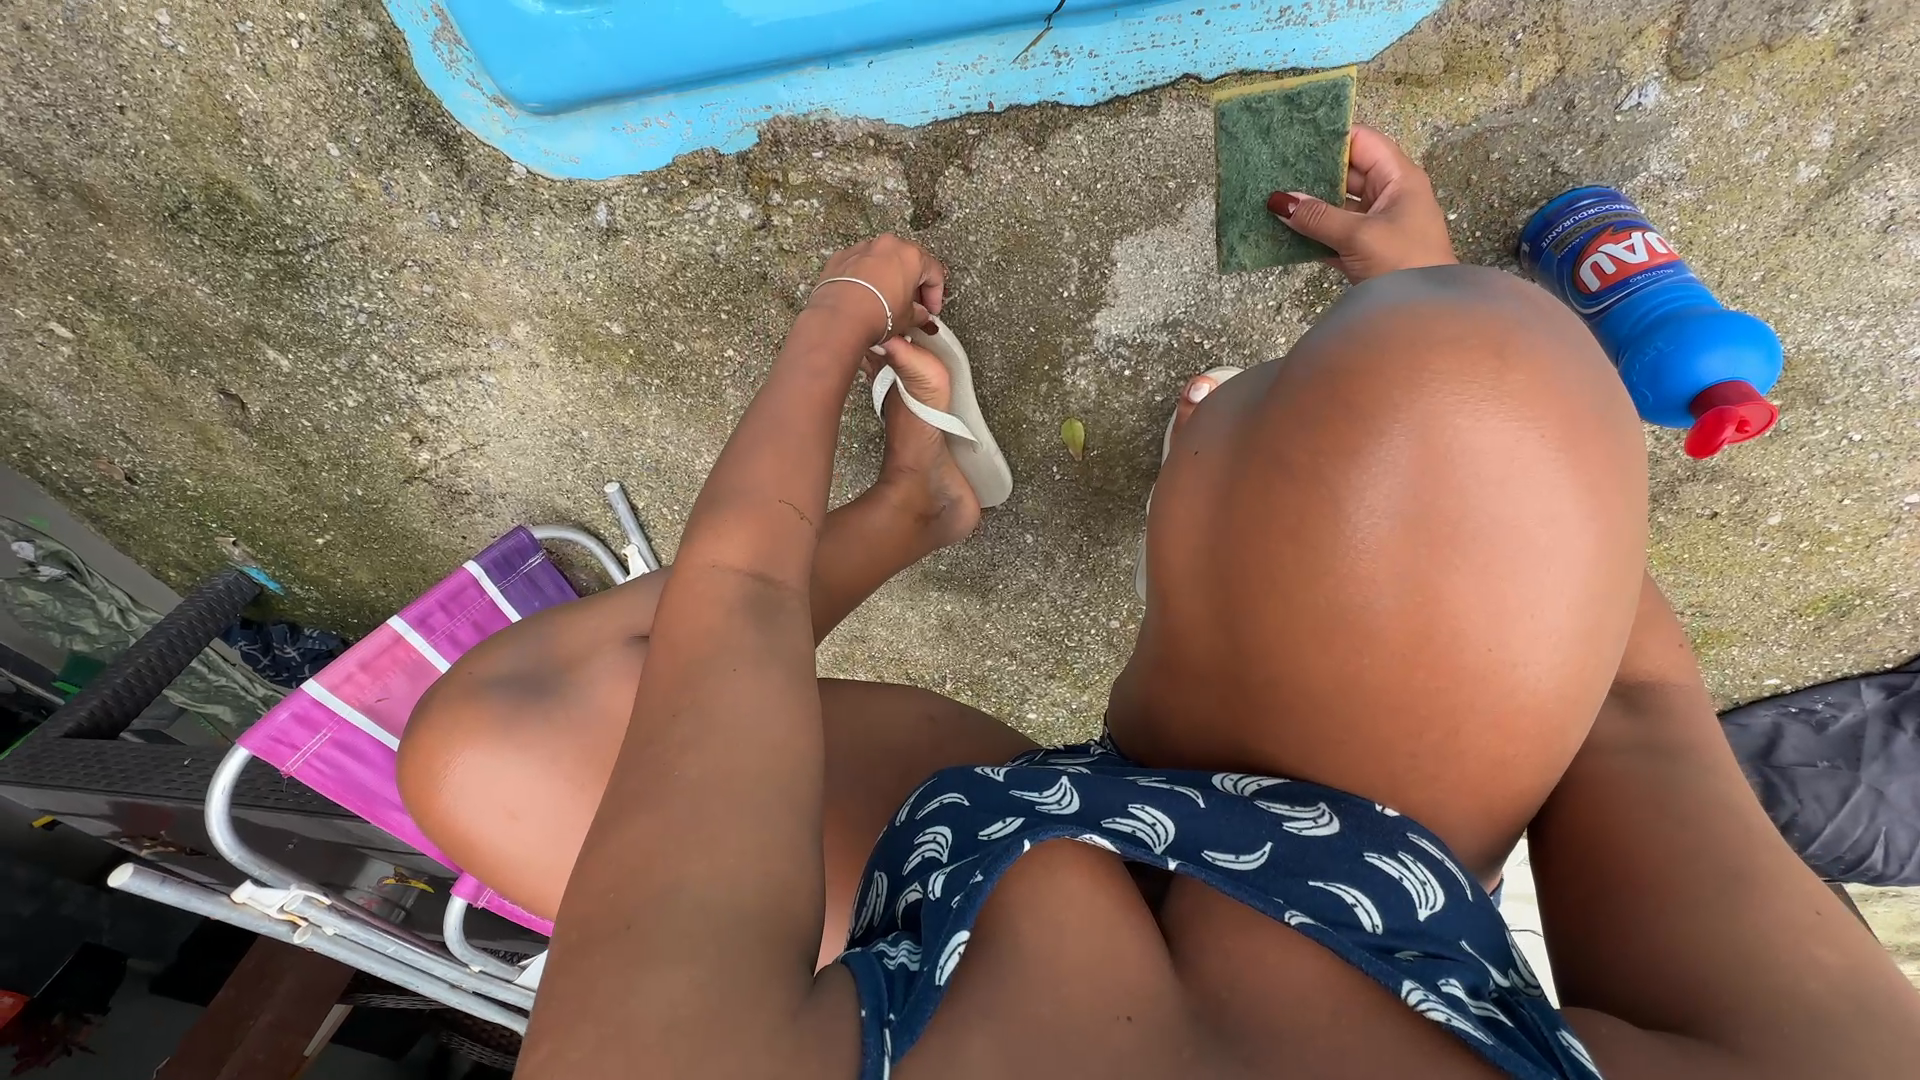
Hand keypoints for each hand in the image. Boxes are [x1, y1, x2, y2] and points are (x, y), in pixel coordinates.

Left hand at [809, 234, 946, 342]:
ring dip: (889, 279)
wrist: (839, 318)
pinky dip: (867, 279)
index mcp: (911, 255)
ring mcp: (863, 248)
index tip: (931, 309)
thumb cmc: (875, 314)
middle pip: (909, 262)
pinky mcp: (842, 257)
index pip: (934, 272)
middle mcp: (887, 245)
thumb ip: (919, 313)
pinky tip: (866, 298)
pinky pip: (861, 266)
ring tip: (888, 303)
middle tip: (913, 305)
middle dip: (913, 284)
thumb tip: (919, 314)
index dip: (936, 295)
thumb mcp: (907, 319)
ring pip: (883, 261)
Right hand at [1268, 123, 1456, 284]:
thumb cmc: (1404, 263)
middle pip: (1346, 173)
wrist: (1423, 313)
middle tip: (1275, 170)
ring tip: (1272, 201)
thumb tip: (1279, 201)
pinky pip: (1331, 233)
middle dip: (1313, 173)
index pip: (1364, 142)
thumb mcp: (1359, 235)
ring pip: (1335, 206)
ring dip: (1308, 206)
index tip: (1297, 138)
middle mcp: (1387, 195)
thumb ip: (1317, 217)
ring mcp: (1374, 224)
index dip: (1333, 137)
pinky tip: (1282, 233)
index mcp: (1398, 178)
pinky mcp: (1361, 250)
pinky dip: (1310, 233)